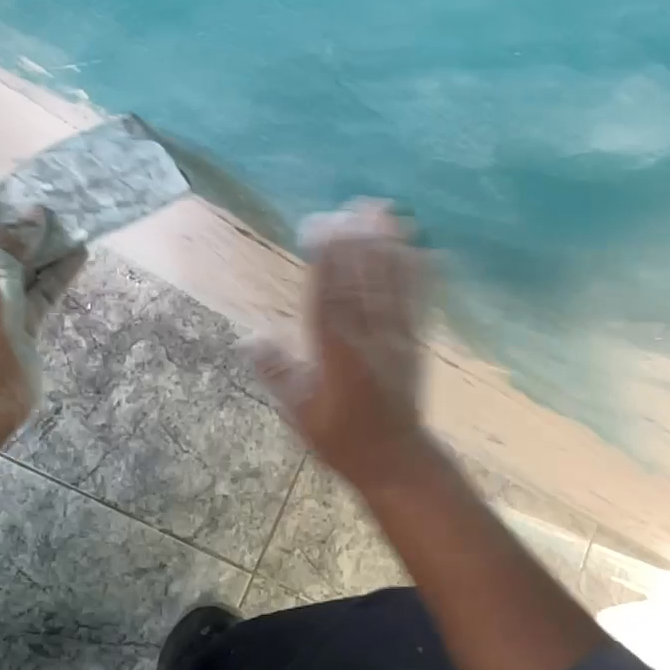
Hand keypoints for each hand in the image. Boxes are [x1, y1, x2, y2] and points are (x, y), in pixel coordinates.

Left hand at [0, 193, 86, 435]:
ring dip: (49, 244)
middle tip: (65, 195)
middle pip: (3, 240)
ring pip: (28, 265)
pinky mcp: (23, 327)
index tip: (31, 181)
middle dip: (28, 220)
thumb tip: (35, 216)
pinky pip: (44, 291)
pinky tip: (80, 250)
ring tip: (79, 217)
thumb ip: (11, 238)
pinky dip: (60, 272)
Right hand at [249, 199, 435, 489]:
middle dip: (356, 243)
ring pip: (391, 286)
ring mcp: (396, 340)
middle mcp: (368, 341)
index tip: (319, 227)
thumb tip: (249, 339)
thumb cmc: (340, 440)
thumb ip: (277, 373)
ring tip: (384, 212)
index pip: (328, 299)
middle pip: (361, 283)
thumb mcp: (298, 413)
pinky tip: (420, 247)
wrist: (396, 462)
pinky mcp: (415, 344)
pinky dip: (418, 272)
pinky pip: (417, 302)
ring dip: (387, 247)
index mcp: (336, 355)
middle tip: (351, 206)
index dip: (325, 261)